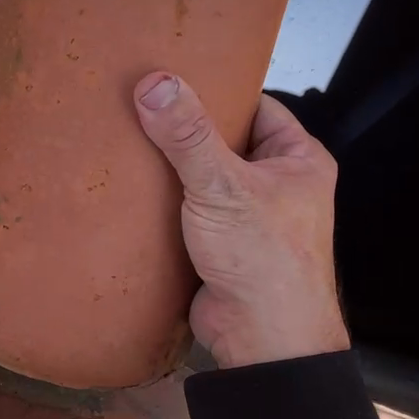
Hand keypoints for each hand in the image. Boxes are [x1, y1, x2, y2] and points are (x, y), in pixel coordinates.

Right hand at [133, 72, 349, 368]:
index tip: (170, 79)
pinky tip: (126, 191)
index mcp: (297, 160)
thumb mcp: (223, 186)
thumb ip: (188, 136)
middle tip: (134, 110)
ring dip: (165, 169)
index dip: (215, 92)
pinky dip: (158, 203)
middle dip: (179, 132)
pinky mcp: (216, 244)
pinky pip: (184, 210)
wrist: (263, 339)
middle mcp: (274, 184)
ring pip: (198, 178)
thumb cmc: (264, 258)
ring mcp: (244, 216)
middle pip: (220, 142)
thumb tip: (155, 83)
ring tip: (121, 144)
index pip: (254, 107)